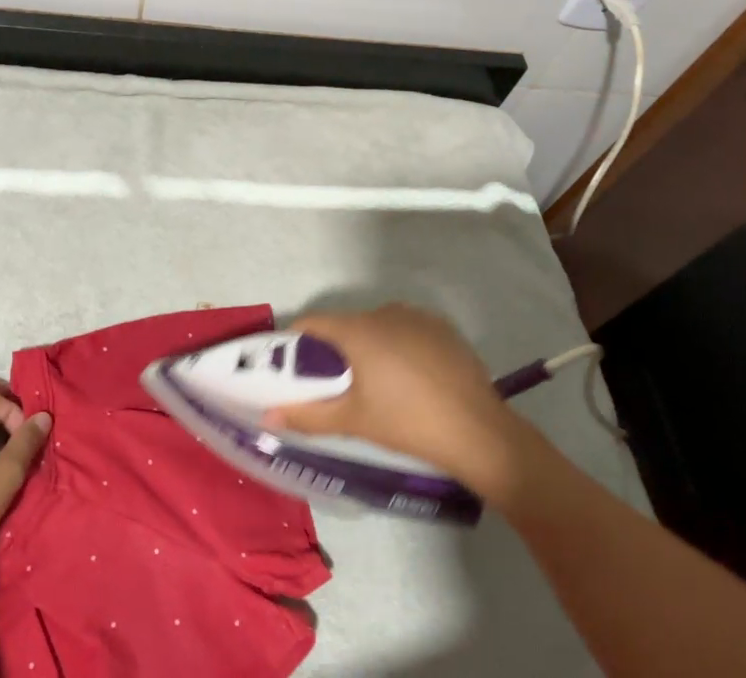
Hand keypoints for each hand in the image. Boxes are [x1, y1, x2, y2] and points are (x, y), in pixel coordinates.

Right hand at [261, 305, 525, 494]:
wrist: (477, 432)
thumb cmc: (406, 423)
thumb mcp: (352, 421)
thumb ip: (307, 415)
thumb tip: (268, 416)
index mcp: (359, 330)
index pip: (313, 323)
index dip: (296, 343)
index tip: (292, 369)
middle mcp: (386, 312)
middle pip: (346, 325)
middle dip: (334, 350)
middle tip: (332, 386)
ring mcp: (419, 318)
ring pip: (378, 327)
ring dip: (368, 348)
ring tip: (373, 386)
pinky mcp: (444, 330)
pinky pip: (407, 332)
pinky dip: (398, 348)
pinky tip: (408, 380)